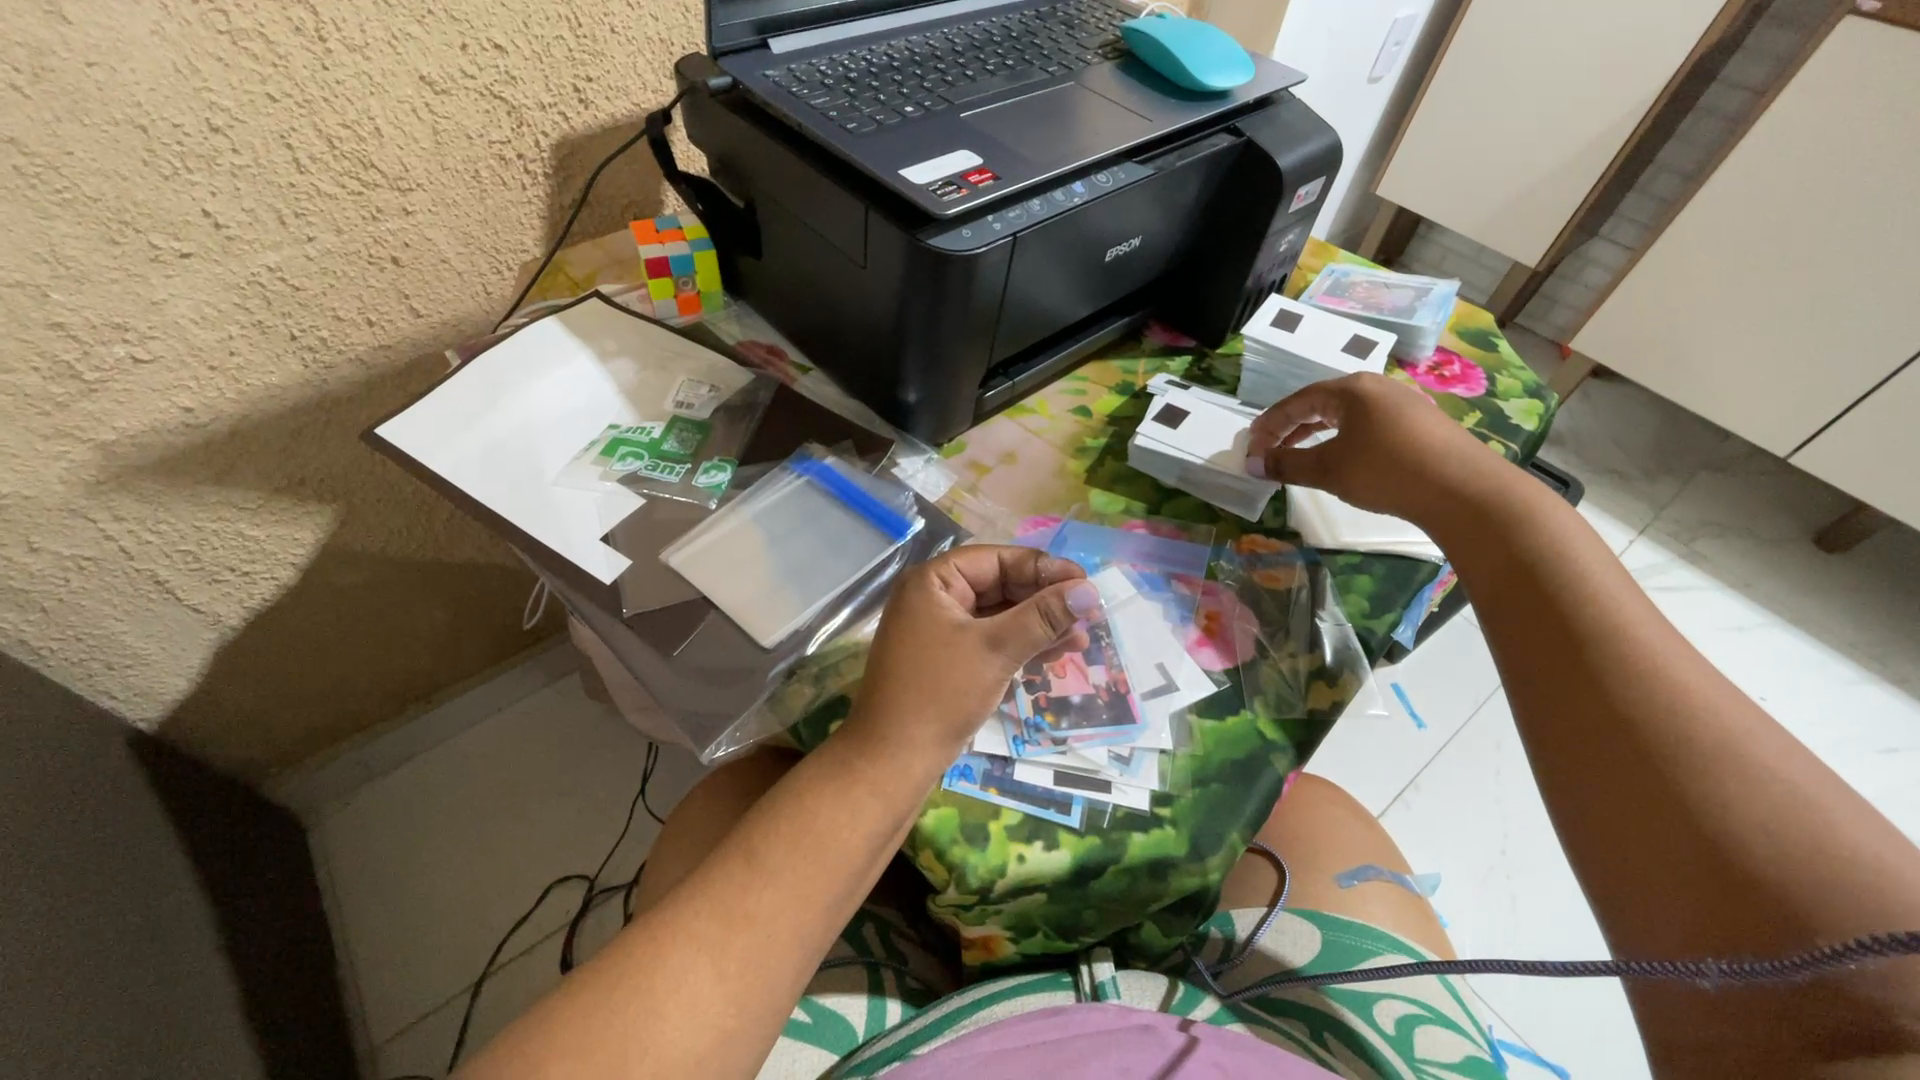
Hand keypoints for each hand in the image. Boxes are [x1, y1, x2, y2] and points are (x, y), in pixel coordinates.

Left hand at [842, 545, 1099, 761]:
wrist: (892, 760)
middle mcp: (934, 597)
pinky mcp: (947, 659)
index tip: (1087, 585)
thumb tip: (1090, 590)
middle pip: (1000, 585)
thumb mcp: (996, 649)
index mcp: (934, 581)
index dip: (1045, 569)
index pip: (998, 560)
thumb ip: (1043, 616)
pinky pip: (990, 639)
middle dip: (1045, 601)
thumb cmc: (940, 694)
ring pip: (999, 615)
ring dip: (1039, 625)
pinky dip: (1020, 645)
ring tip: (1081, 640)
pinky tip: (1054, 655)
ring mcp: (939, 629)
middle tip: (1090, 615)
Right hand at [1243, 373, 1518, 526]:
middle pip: (1322, 402)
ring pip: (1348, 413)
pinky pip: (1370, 423)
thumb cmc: (1386, 472)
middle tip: (1270, 449)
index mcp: (1350, 390)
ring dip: (1318, 432)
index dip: (1270, 423)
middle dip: (1292, 426)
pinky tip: (1345, 457)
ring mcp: (1403, 403)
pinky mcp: (1422, 423)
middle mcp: (1376, 387)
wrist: (1464, 489)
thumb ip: (1286, 465)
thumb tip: (1252, 464)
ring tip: (1301, 454)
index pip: (1297, 401)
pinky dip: (1345, 437)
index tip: (1251, 445)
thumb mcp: (1328, 470)